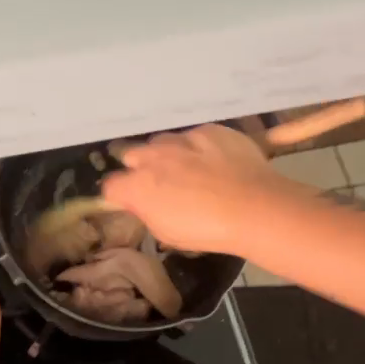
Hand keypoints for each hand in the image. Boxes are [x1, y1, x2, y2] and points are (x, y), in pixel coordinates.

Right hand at [100, 124, 310, 253]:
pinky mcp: (209, 130)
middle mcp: (153, 156)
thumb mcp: (167, 233)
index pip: (110, 185)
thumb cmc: (206, 230)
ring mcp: (182, 139)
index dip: (119, 194)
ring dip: (169, 154)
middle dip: (141, 168)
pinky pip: (195, 135)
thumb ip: (147, 212)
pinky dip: (199, 147)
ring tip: (191, 170)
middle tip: (162, 184)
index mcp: (138, 186)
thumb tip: (140, 202)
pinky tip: (216, 162)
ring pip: (163, 141)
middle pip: (132, 155)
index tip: (131, 202)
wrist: (254, 208)